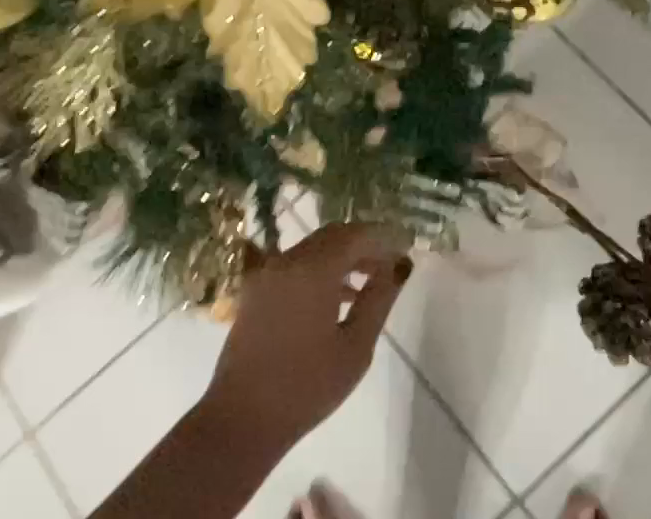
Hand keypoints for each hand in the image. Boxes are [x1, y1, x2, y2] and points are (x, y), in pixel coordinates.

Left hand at [199, 222, 413, 447]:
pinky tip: (341, 296)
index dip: (383, 237)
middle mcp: (286, 261)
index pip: (355, 235)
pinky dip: (321, 269)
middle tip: (392, 264)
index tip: (406, 248)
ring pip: (313, 249)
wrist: (243, 416)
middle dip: (364, 244)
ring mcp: (267, 274)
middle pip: (332, 236)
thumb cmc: (307, 386)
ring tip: (373, 280)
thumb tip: (396, 267)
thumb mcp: (356, 347)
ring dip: (343, 256)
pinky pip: (295, 265)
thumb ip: (378, 299)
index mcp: (312, 269)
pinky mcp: (256, 290)